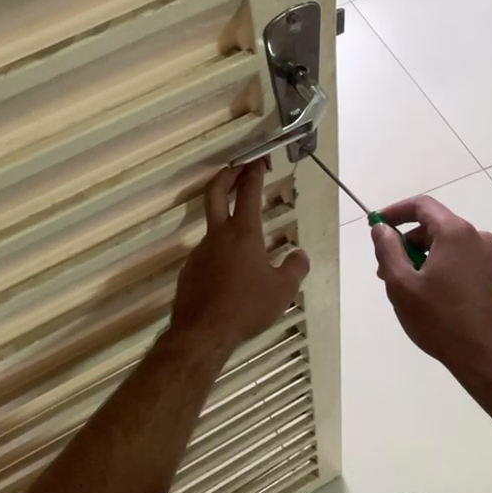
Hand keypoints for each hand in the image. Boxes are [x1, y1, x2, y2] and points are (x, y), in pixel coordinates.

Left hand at [168, 162, 310, 355]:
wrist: (202, 332)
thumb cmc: (246, 307)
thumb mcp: (283, 290)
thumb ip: (295, 268)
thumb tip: (300, 255)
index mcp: (244, 233)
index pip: (249, 192)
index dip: (255, 172)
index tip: (259, 161)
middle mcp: (218, 235)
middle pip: (216, 191)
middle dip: (227, 174)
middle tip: (238, 167)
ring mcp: (200, 251)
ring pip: (213, 227)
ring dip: (227, 221)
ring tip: (247, 239)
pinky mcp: (190, 270)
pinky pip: (208, 254)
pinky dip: (220, 252)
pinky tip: (231, 274)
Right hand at [372, 197, 491, 382]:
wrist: (488, 358)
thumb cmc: (440, 320)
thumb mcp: (402, 285)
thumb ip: (388, 250)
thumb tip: (381, 228)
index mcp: (456, 233)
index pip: (422, 205)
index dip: (395, 212)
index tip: (376, 226)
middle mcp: (477, 237)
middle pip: (434, 225)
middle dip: (406, 242)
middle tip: (386, 269)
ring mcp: (489, 257)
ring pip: (447, 244)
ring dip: (422, 257)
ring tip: (406, 287)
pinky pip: (460, 259)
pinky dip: (440, 267)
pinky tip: (429, 295)